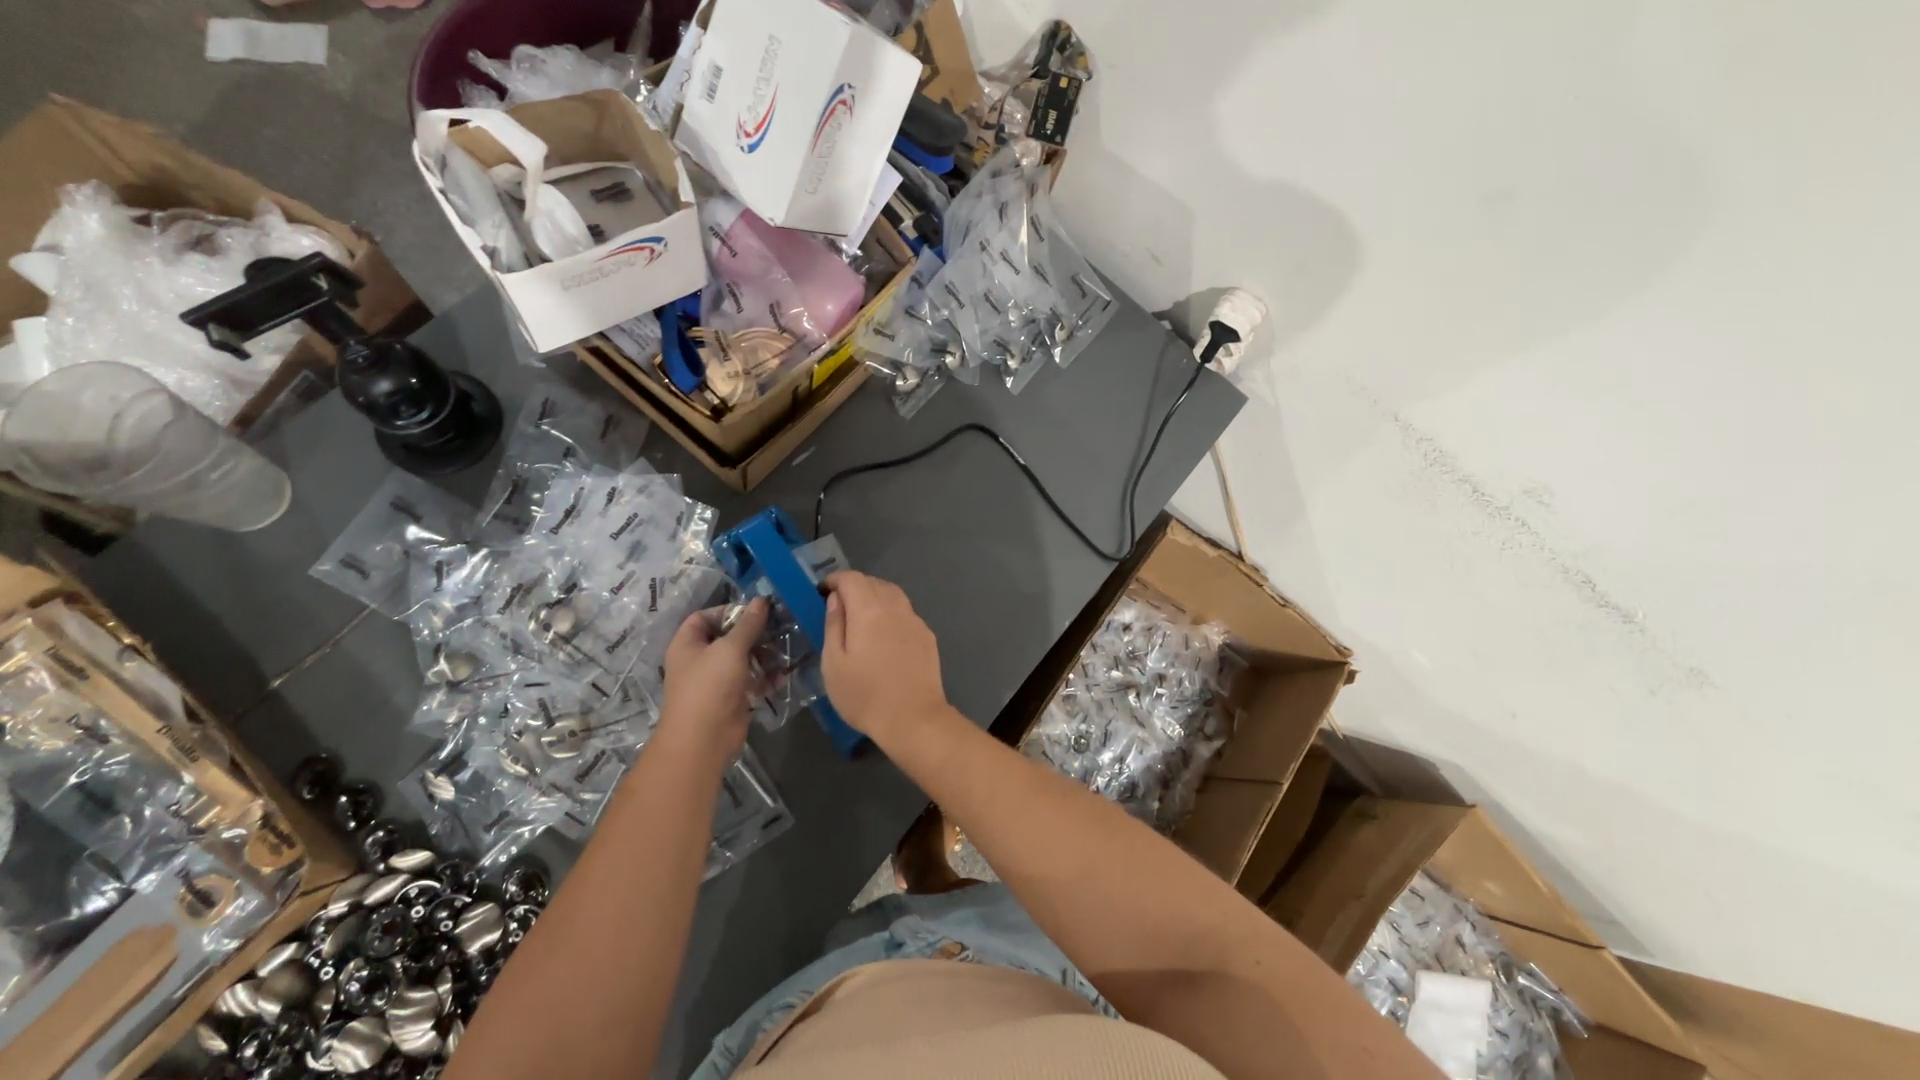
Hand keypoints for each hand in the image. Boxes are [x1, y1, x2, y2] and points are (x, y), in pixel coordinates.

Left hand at [659, 597, 768, 766]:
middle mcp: (700, 660)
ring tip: (784, 651)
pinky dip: (766, 677)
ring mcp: (717, 681)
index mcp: (688, 644)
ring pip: (743, 659)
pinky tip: (784, 673)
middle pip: (728, 637)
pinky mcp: (733, 698)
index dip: (728, 611)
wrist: (704, 740)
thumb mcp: (730, 649)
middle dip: (753, 633)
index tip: (755, 611)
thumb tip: (761, 600)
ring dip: (764, 655)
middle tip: (778, 629)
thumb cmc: (710, 686)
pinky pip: (752, 681)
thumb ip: (748, 624)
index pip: (704, 617)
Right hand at [822, 572, 948, 740]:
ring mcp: (915, 621)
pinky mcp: (927, 636)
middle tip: (839, 606)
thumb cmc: (864, 694)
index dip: (834, 580)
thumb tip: (836, 599)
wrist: (913, 719)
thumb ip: (834, 624)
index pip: (851, 578)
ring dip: (875, 597)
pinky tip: (884, 636)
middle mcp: (896, 607)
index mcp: (869, 609)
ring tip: (861, 618)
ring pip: (893, 595)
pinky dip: (891, 614)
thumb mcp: (834, 663)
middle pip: (874, 582)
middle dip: (854, 587)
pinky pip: (905, 613)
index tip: (822, 592)